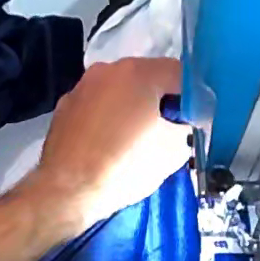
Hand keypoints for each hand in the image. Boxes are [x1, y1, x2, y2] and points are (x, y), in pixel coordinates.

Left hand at [26, 56, 190, 232]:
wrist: (67, 191)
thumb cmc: (125, 166)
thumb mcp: (173, 150)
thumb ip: (187, 128)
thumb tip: (184, 125)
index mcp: (138, 72)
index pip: (180, 73)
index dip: (193, 97)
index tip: (195, 120)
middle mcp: (108, 69)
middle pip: (147, 78)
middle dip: (161, 100)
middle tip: (169, 130)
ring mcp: (82, 87)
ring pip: (119, 91)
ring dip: (132, 107)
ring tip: (137, 138)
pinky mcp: (64, 107)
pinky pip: (97, 106)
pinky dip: (108, 118)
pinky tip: (109, 144)